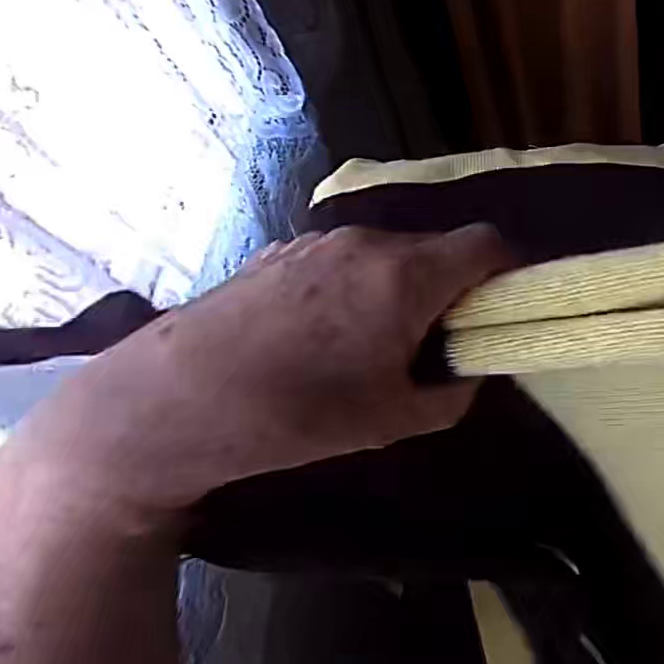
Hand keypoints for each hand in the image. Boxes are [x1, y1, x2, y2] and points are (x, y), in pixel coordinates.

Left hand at [6, 224, 512, 518]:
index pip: (489, 243)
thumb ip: (455, 393)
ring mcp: (320, 242)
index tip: (505, 306)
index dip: (511, 268)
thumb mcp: (393, 421)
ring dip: (410, 283)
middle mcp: (370, 244)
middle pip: (443, 247)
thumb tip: (470, 370)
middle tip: (441, 335)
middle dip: (458, 284)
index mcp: (407, 277)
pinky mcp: (280, 252)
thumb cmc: (291, 416)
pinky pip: (350, 256)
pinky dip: (364, 282)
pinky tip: (326, 330)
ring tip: (378, 336)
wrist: (153, 410)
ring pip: (396, 251)